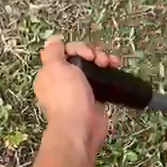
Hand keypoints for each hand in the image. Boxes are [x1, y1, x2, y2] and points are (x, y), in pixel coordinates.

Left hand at [36, 37, 115, 153]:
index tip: (88, 55)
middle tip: (102, 60)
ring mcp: (80, 88)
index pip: (66, 50)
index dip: (79, 48)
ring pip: (93, 65)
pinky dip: (109, 71)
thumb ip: (53, 51)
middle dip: (94, 53)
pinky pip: (102, 77)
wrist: (80, 126)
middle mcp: (63, 79)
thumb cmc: (67, 96)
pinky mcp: (95, 96)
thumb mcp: (55, 68)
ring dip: (104, 59)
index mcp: (50, 73)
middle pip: (80, 56)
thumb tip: (53, 39)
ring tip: (113, 64)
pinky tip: (116, 68)